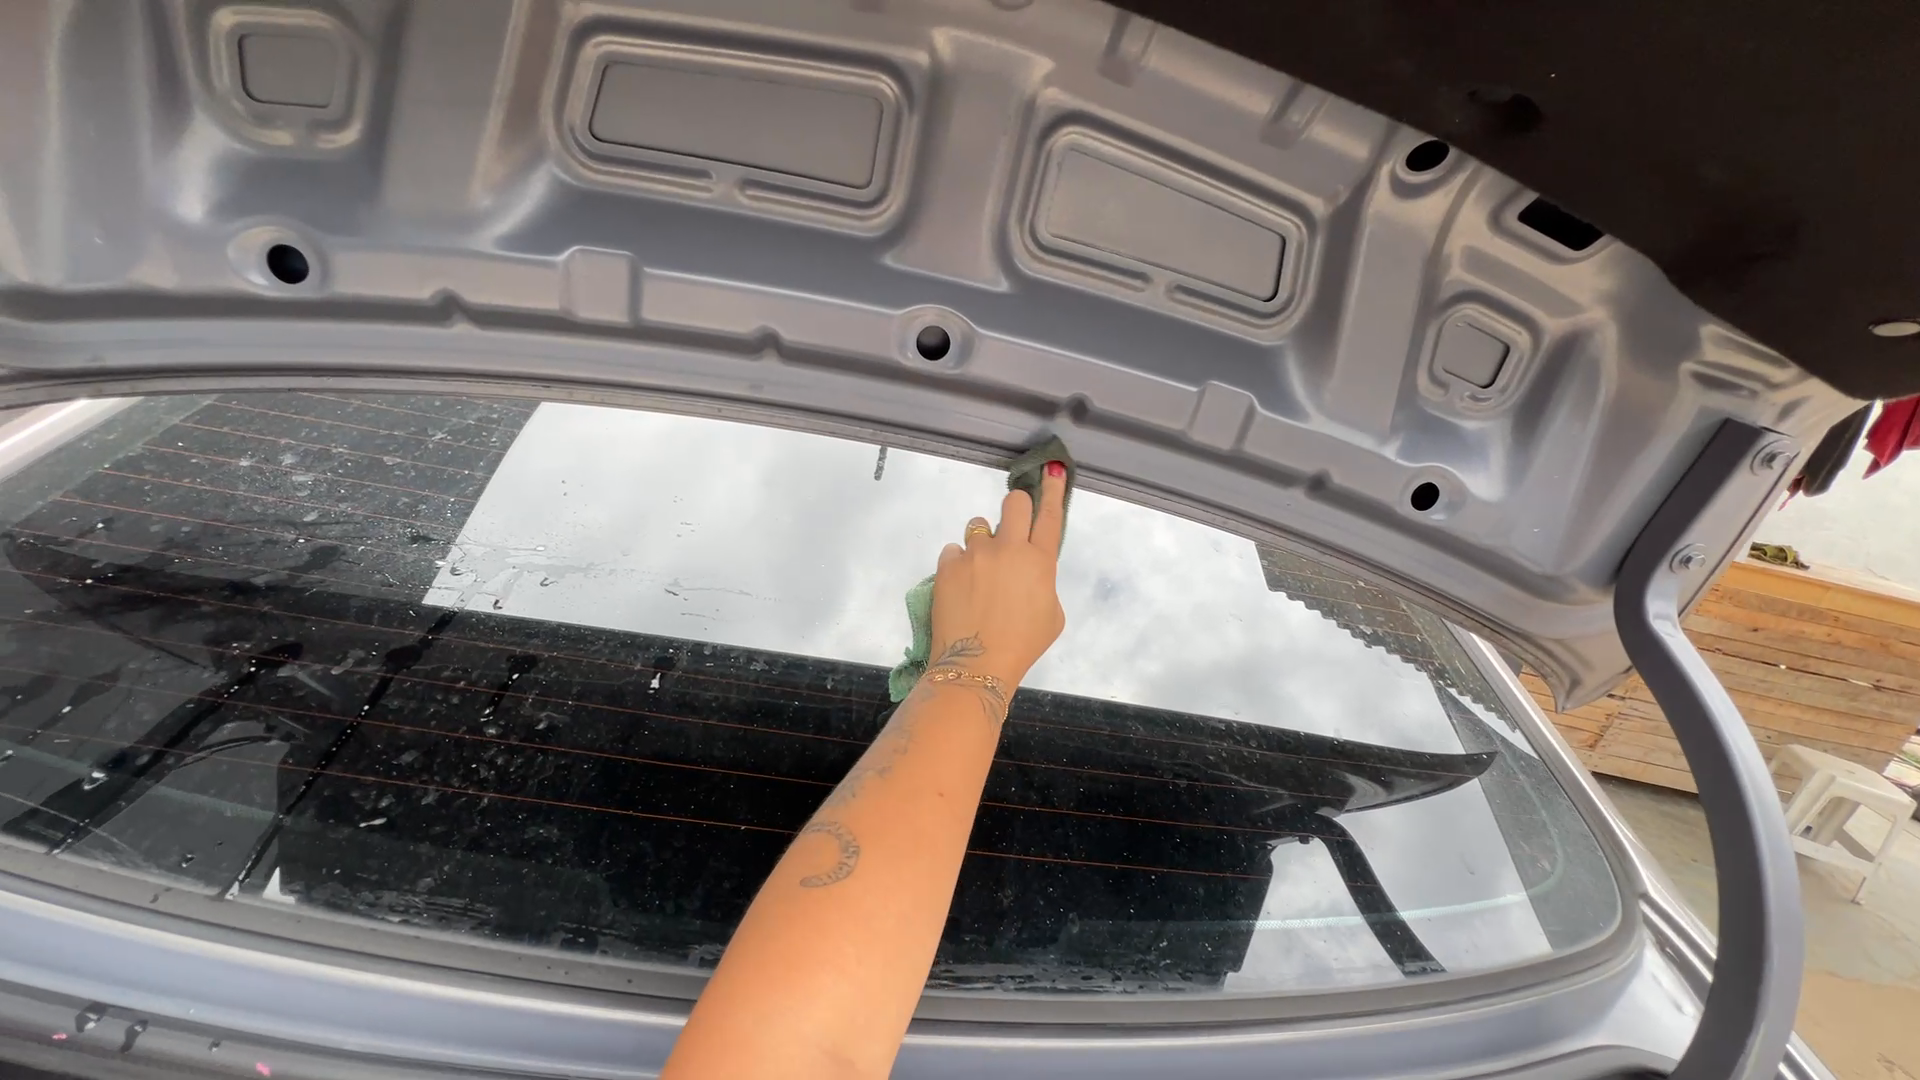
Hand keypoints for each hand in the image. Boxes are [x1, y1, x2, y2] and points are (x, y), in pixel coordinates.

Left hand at [928, 460, 1067, 686]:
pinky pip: (953, 551)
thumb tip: (1029, 570)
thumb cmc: (1022, 645)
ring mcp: (976, 554)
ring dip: (981, 543)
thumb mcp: (1052, 616)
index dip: (1052, 489)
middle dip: (1014, 509)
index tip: (1051, 469)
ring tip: (979, 574)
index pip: (1050, 516)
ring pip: (978, 526)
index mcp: (1040, 562)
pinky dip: (958, 564)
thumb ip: (1043, 582)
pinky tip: (960, 587)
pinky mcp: (948, 565)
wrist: (976, 663)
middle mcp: (1009, 549)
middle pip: (1013, 503)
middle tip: (1010, 528)